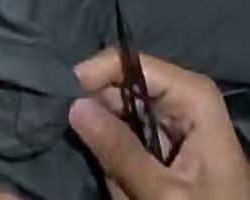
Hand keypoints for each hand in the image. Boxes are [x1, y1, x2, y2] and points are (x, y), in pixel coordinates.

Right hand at [69, 49, 249, 199]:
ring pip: (124, 114)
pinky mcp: (169, 146)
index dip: (95, 73)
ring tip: (81, 149)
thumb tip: (75, 106)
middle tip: (58, 126)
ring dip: (103, 135)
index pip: (131, 63)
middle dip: (95, 107)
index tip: (59, 92)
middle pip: (125, 87)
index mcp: (191, 93)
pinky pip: (132, 138)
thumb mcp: (164, 195)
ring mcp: (176, 120)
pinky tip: (102, 165)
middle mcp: (183, 96)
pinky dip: (115, 152)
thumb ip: (119, 152)